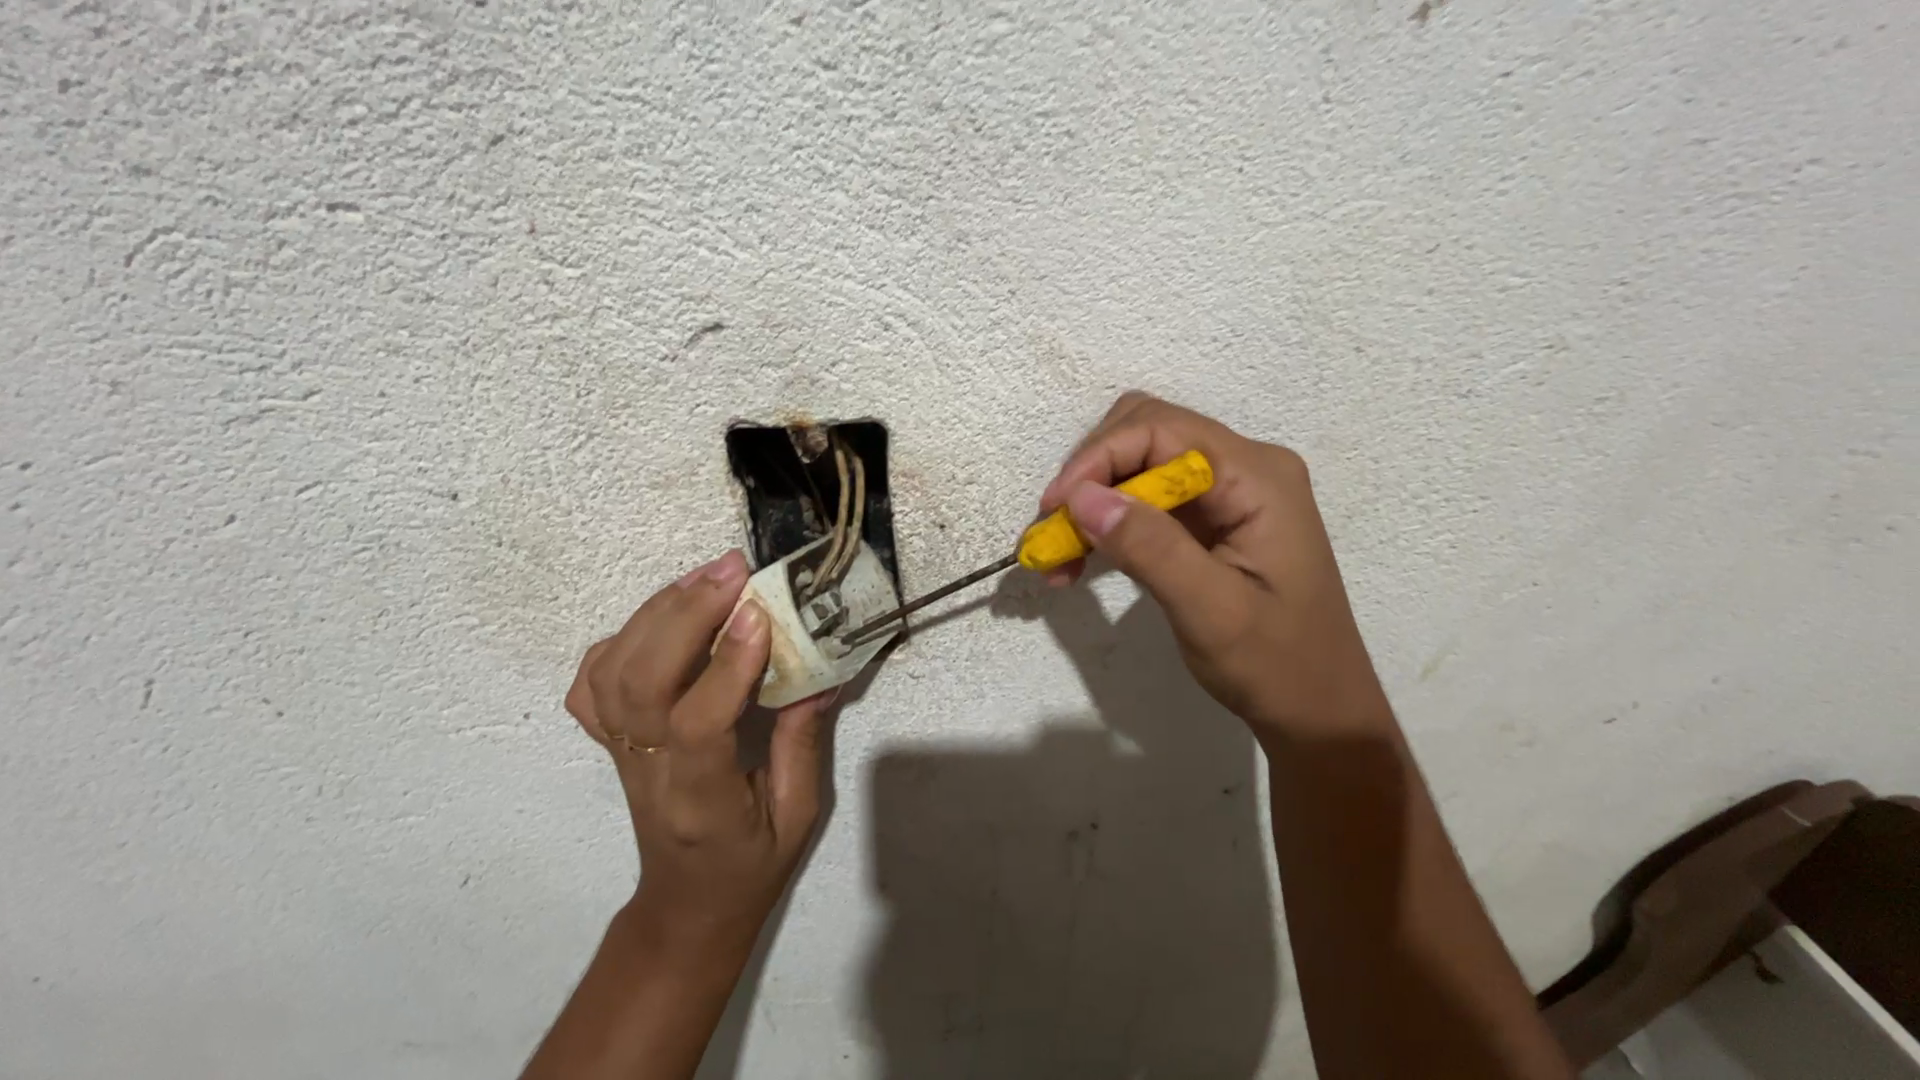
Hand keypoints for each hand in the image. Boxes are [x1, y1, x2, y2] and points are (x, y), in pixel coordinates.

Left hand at [564, 550, 832, 953]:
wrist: (686, 903)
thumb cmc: (749, 865)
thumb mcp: (798, 814)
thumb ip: (802, 743)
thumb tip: (818, 676)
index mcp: (700, 799)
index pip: (697, 724)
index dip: (726, 664)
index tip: (759, 612)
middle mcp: (648, 770)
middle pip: (639, 683)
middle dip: (685, 614)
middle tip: (733, 569)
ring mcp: (620, 753)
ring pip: (610, 671)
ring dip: (656, 612)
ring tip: (705, 576)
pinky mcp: (610, 740)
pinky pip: (592, 681)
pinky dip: (620, 637)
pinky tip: (662, 615)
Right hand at [1040, 393, 1387, 740]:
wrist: (1318, 709)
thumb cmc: (1277, 664)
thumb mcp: (1212, 611)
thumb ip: (1150, 547)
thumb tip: (1081, 496)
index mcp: (1258, 476)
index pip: (1162, 430)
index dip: (1098, 457)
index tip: (1054, 509)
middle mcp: (1245, 467)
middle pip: (1146, 434)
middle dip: (1091, 475)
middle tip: (1055, 530)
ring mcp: (1228, 492)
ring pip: (1139, 465)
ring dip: (1093, 502)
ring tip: (1057, 556)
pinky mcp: (1211, 520)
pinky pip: (1146, 501)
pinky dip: (1108, 525)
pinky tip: (1078, 563)